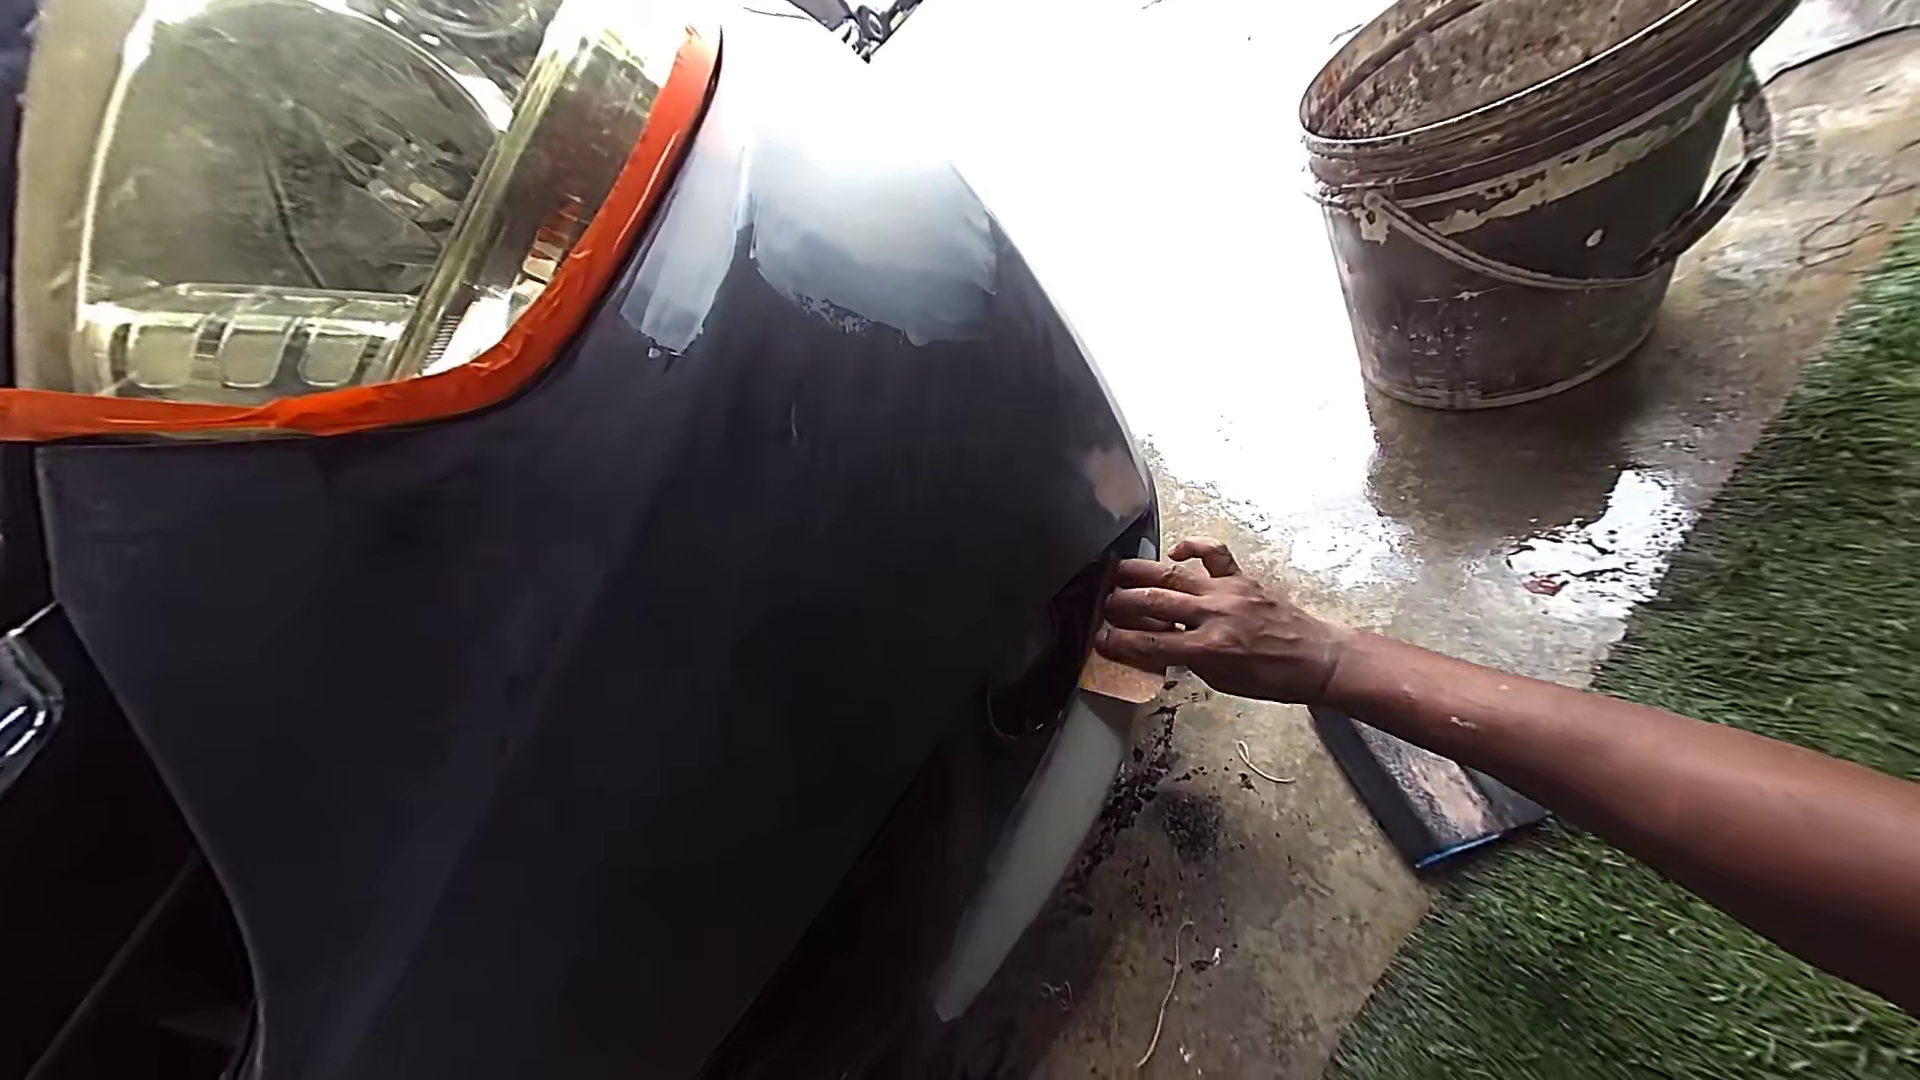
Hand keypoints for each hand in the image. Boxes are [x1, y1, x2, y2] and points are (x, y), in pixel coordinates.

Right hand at [1094, 538, 1348, 704]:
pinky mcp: (1240, 578)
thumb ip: (1187, 660)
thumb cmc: (1271, 678)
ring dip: (1140, 572)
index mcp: (1209, 650)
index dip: (1120, 641)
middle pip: (1154, 603)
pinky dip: (1191, 546)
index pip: (1151, 643)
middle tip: (1103, 602)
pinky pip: (1213, 554)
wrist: (1317, 659)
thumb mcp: (1221, 681)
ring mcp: (1227, 592)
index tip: (1101, 638)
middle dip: (1121, 602)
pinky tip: (1174, 552)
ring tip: (1116, 571)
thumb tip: (1157, 643)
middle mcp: (1214, 616)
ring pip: (1173, 576)